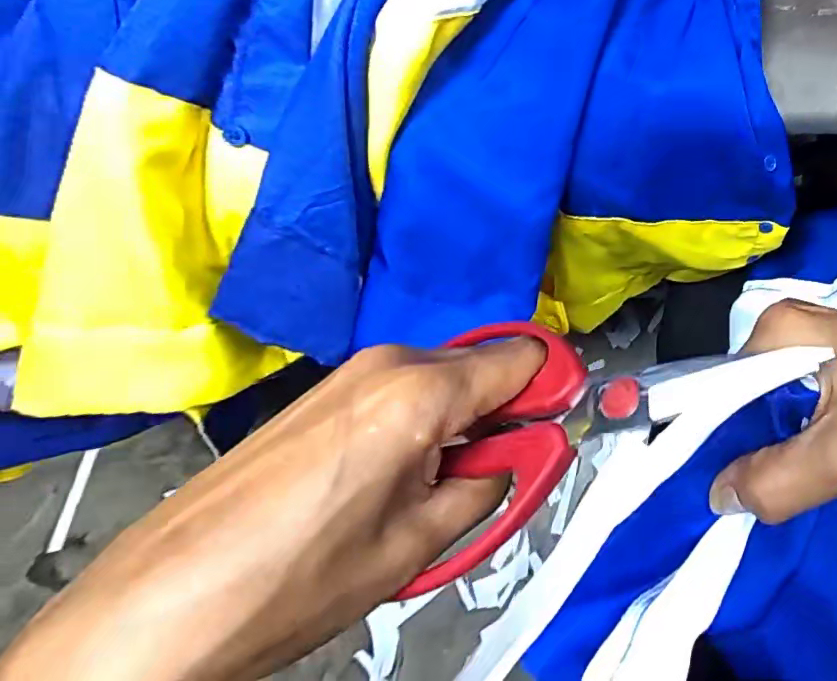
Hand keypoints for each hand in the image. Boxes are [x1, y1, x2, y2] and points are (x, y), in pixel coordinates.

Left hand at [0, 338, 544, 680]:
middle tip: (494, 465)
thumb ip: (497, 478)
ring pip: (452, 373)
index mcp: (424, 391)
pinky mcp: (322, 393)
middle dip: (508, 405)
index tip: (552, 425)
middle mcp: (391, 364)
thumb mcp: (421, 541)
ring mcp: (350, 374)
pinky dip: (427, 416)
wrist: (136, 625)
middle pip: (492, 360)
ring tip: (436, 479)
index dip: (555, 387)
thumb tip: (524, 451)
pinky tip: (393, 473)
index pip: (531, 355)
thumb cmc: (288, 584)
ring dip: (467, 413)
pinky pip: (408, 385)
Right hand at [709, 301, 836, 523]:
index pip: (712, 389)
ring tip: (790, 468)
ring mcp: (819, 328)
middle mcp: (792, 317)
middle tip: (762, 483)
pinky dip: (796, 419)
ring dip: (773, 433)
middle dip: (746, 438)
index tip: (719, 485)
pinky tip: (816, 444)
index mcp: (779, 328)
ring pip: (769, 391)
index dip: (709, 442)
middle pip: (740, 389)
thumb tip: (718, 494)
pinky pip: (795, 385)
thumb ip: (770, 484)